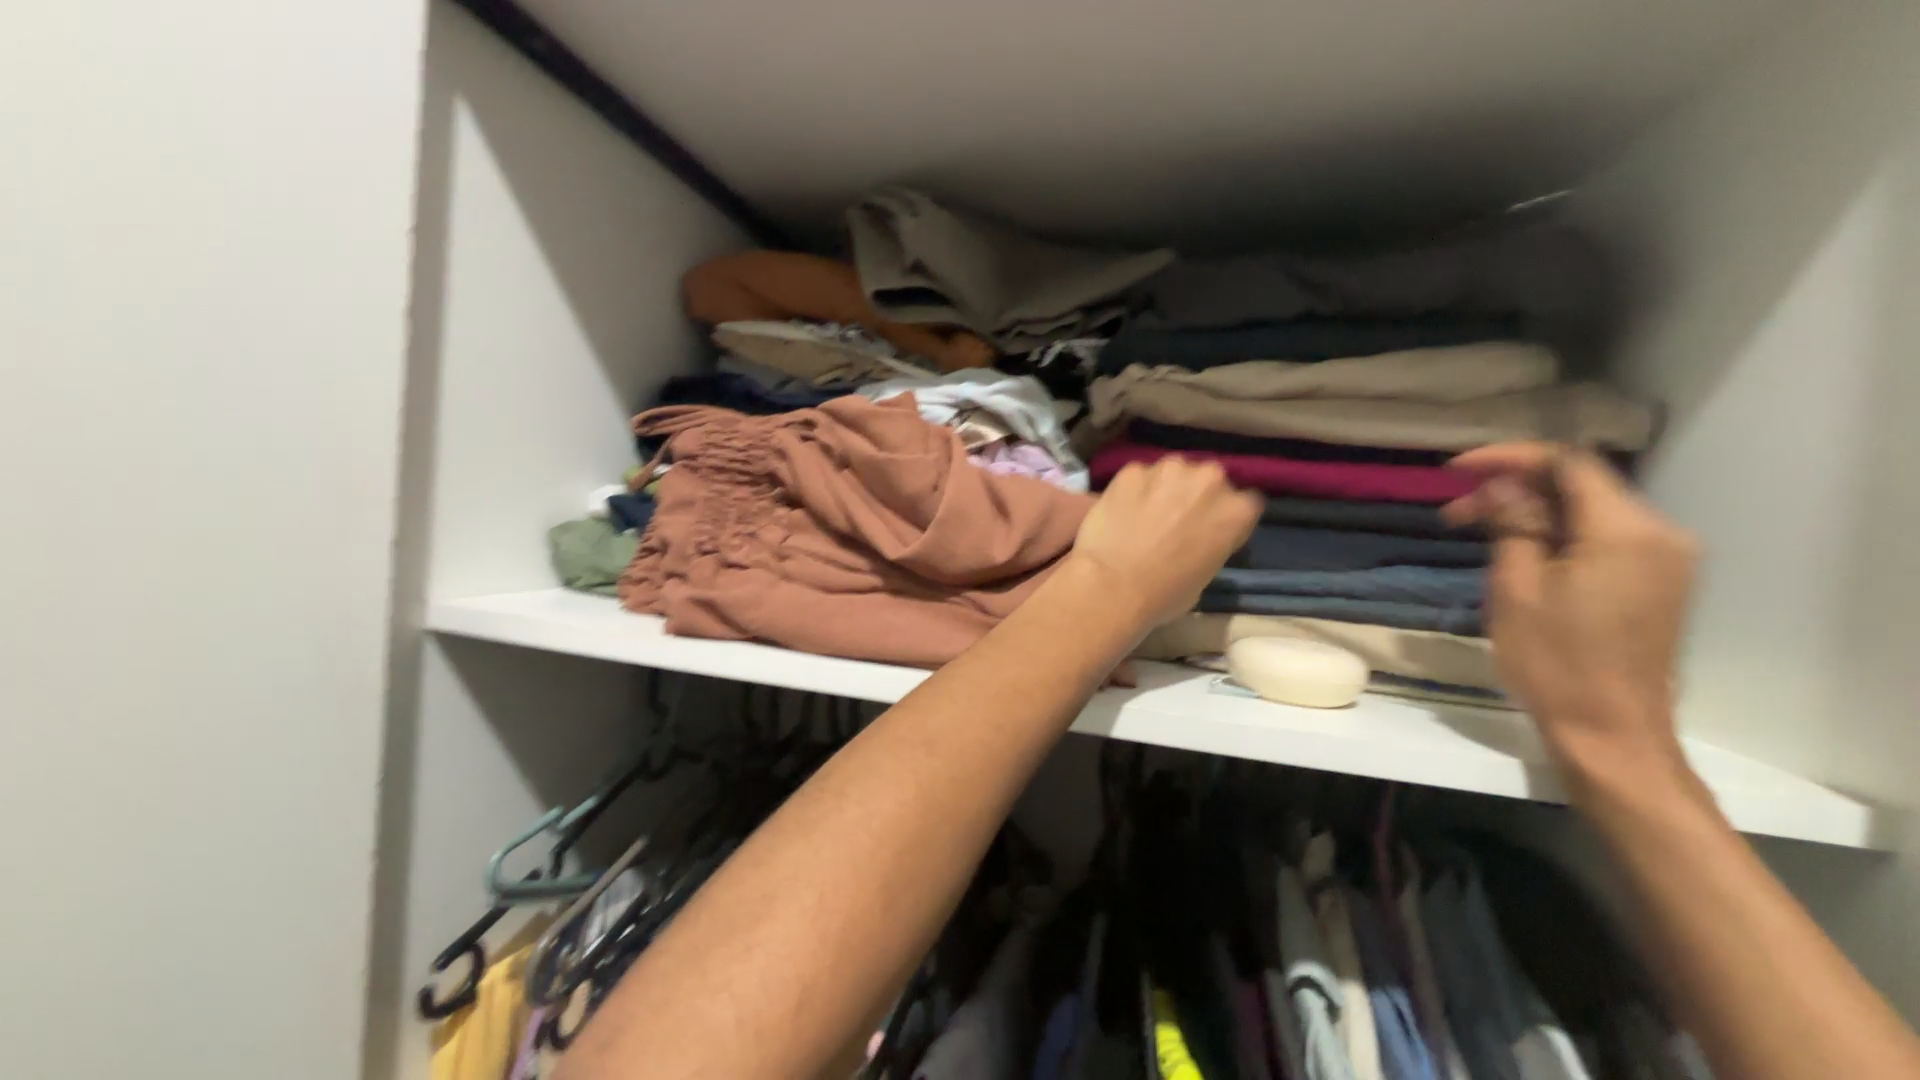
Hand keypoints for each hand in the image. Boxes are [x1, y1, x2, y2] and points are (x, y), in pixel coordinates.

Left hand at [1069, 458, 1263, 631]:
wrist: (1112, 585)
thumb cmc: (1164, 594)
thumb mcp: (1205, 574)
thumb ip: (1210, 544)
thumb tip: (1196, 539)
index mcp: (1236, 510)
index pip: (1245, 502)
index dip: (1225, 516)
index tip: (1210, 529)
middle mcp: (1210, 479)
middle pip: (1210, 480)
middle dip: (1195, 495)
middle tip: (1175, 519)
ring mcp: (1169, 469)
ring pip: (1173, 472)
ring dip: (1164, 487)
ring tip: (1144, 513)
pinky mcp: (1133, 469)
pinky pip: (1138, 477)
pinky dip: (1132, 489)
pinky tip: (1120, 511)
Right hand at [1445, 444, 1697, 777]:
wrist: (1612, 733)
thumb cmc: (1556, 664)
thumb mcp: (1517, 588)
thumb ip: (1515, 525)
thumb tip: (1505, 486)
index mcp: (1626, 531)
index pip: (1568, 464)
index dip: (1510, 457)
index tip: (1457, 470)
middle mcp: (1660, 534)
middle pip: (1580, 486)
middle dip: (1515, 489)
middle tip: (1456, 514)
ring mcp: (1666, 560)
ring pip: (1590, 512)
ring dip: (1534, 514)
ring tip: (1480, 533)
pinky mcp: (1659, 583)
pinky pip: (1604, 539)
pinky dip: (1560, 535)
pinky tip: (1521, 552)